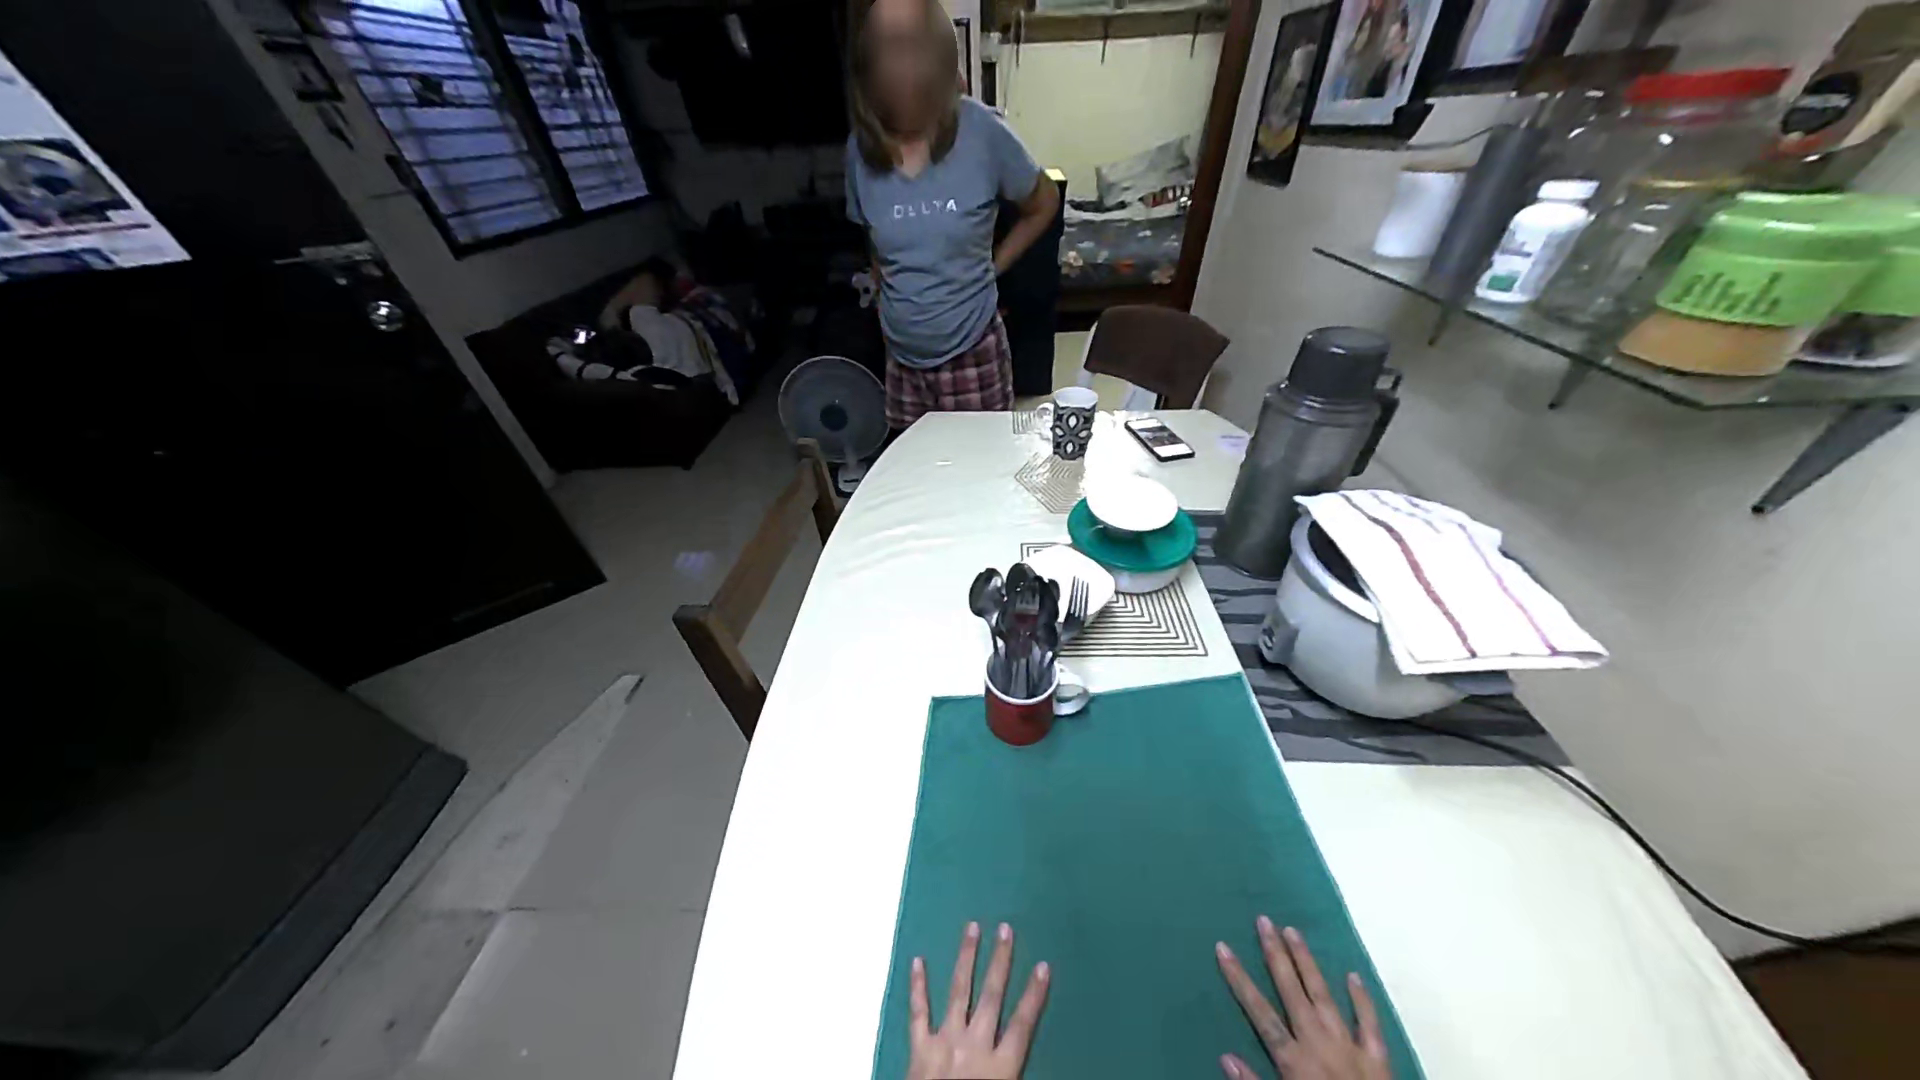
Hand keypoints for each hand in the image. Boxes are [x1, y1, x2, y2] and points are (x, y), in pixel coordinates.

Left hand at [907, 921, 1050, 1079]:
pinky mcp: (919, 1047)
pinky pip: (918, 1012)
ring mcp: (945, 1042)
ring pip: (959, 991)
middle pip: (992, 996)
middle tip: (1005, 927)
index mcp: (1000, 1068)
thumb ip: (1015, 1074)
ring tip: (972, 927)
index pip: (1023, 1025)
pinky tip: (917, 960)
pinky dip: (917, 985)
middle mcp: (975, 1046)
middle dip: (1000, 961)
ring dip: (966, 957)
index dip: (1034, 995)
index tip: (1043, 965)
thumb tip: (1031, 1061)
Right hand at [1214, 916, 1389, 1079]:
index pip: (1260, 1012)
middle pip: (1291, 991)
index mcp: (1294, 1062)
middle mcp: (1318, 1044)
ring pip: (1323, 996)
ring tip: (1294, 931)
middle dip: (1275, 955)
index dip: (1239, 979)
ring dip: (1307, 962)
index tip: (1223, 947)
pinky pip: (1370, 1024)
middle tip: (1264, 921)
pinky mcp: (1378, 1059)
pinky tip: (1353, 975)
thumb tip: (1224, 1055)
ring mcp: (1350, 1047)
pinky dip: (1361, 999)